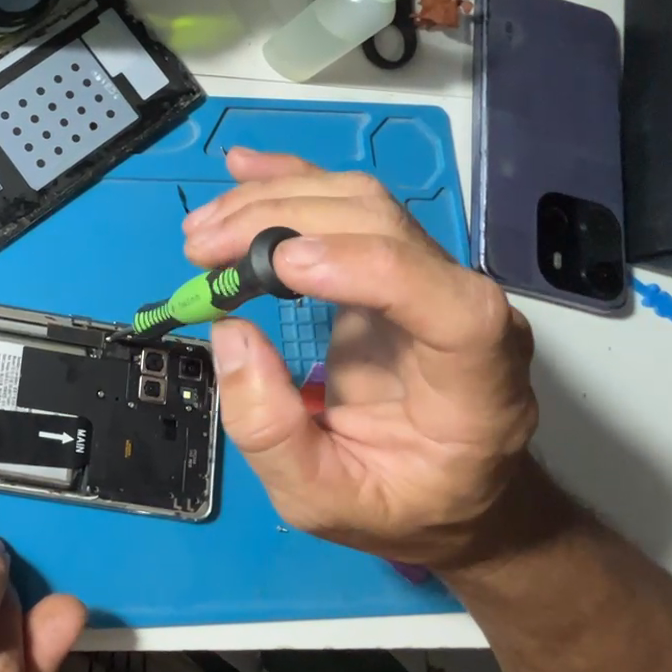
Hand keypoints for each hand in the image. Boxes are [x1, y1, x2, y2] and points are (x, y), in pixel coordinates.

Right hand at [182, 148, 540, 569]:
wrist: (456, 489)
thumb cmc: (400, 503)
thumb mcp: (322, 500)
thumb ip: (271, 431)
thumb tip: (228, 332)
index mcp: (472, 385)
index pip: (450, 303)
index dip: (369, 267)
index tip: (279, 267)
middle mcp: (462, 311)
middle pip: (387, 229)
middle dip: (284, 222)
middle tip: (200, 249)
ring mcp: (428, 277)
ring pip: (361, 203)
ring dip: (273, 201)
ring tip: (200, 233)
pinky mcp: (391, 264)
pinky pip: (348, 204)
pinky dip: (293, 180)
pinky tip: (245, 168)